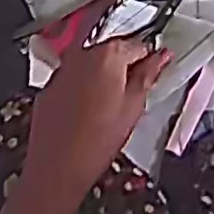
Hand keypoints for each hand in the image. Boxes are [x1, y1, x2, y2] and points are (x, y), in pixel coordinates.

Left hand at [6, 0, 171, 213]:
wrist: (54, 174)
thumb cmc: (95, 141)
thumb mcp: (134, 104)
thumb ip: (149, 71)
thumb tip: (162, 53)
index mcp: (107, 53)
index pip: (137, 39)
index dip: (150, 48)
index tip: (160, 50)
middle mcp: (82, 53)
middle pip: (114, 39)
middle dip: (128, 45)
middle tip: (143, 57)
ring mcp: (64, 69)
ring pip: (94, 52)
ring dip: (108, 57)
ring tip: (119, 80)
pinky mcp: (51, 86)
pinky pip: (77, 69)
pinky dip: (89, 74)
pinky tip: (96, 96)